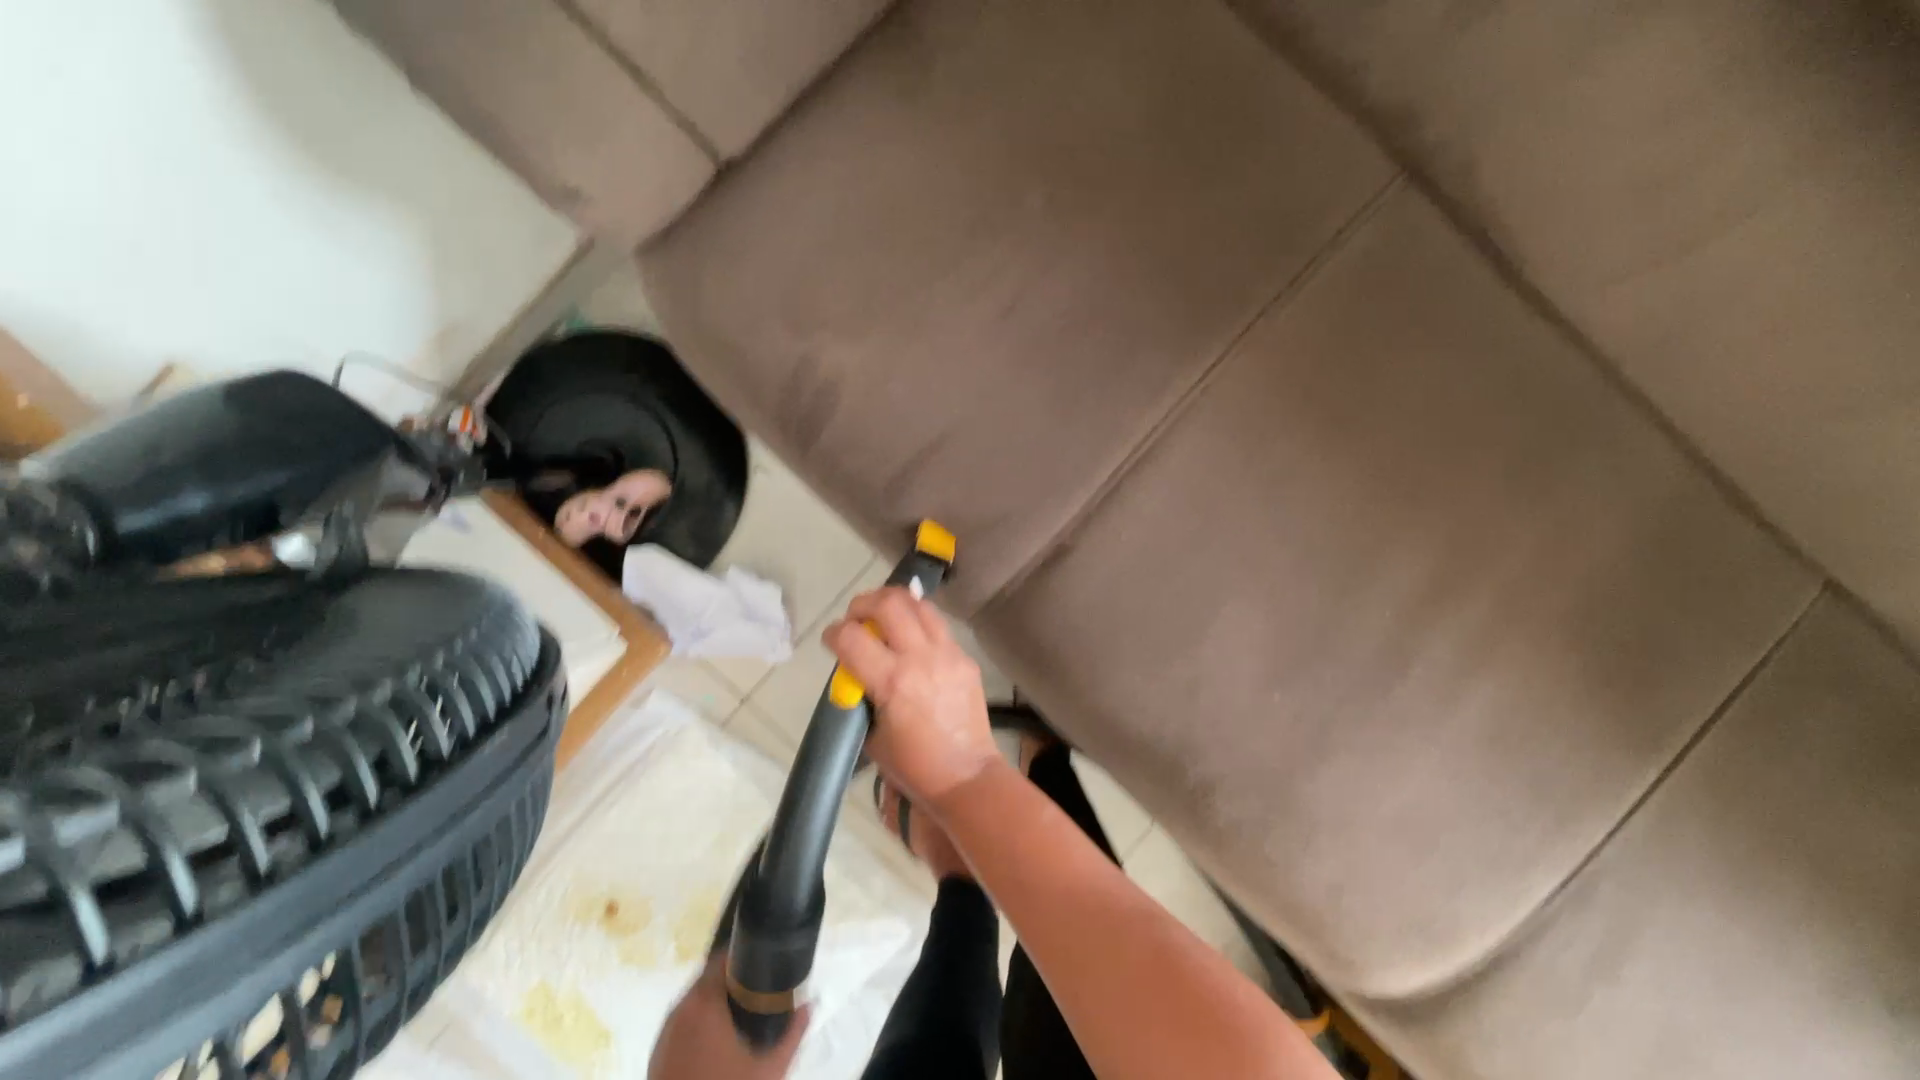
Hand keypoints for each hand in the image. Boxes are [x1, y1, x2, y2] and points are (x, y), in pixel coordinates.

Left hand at [649, 955, 807, 1079]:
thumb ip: (792, 1033)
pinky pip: (682, 1025)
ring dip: (715, 1004)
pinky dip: (699, 1026)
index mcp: (704, 1003)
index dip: (743, 955)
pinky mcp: (657, 1054)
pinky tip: (718, 1044)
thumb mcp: (770, 1069)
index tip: (763, 962)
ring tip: (741, 1019)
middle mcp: (679, 1009)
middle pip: (708, 979)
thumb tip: (809, 1005)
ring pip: (694, 1003)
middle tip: (759, 994)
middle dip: (733, 982)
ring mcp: (665, 1033)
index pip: (722, 958)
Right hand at [823, 588, 1000, 806]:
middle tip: (856, 618)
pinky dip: (918, 622)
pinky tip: (910, 638)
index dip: (833, 633)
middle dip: (863, 604)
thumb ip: (860, 694)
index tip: (830, 640)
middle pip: (888, 603)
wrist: (966, 776)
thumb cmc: (913, 766)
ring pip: (918, 605)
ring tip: (882, 618)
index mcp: (893, 682)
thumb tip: (855, 670)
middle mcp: (921, 659)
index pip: (851, 637)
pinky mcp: (965, 658)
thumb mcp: (871, 733)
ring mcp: (948, 654)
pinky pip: (938, 626)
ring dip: (894, 603)